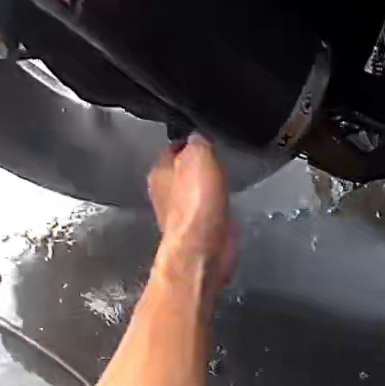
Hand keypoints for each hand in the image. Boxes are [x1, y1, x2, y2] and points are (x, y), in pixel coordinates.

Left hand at [146, 134, 234, 291]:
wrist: (203, 248)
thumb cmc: (196, 200)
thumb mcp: (200, 155)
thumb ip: (199, 141)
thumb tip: (199, 137)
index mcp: (159, 172)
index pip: (172, 147)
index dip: (189, 141)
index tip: (206, 138)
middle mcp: (165, 193)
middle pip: (182, 171)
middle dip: (198, 166)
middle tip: (218, 159)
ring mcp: (180, 215)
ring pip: (194, 192)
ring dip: (207, 188)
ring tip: (224, 179)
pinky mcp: (198, 233)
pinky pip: (207, 212)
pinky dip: (215, 207)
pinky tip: (226, 204)